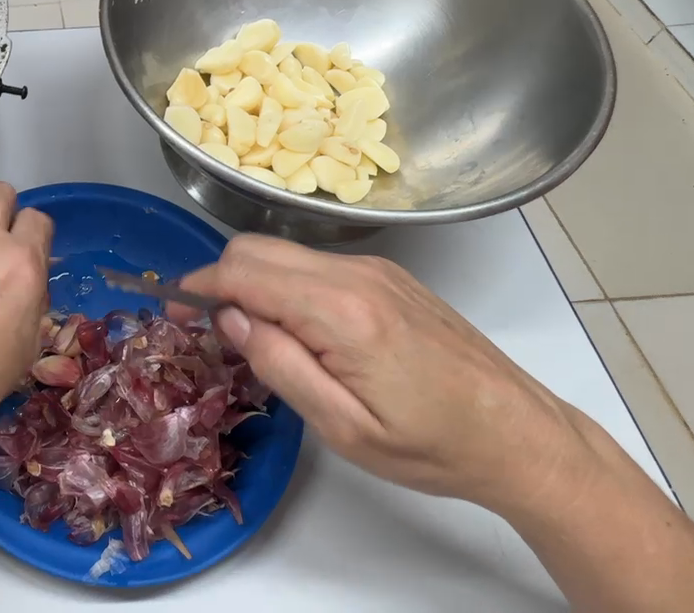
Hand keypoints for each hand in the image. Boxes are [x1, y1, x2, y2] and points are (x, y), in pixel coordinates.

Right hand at [174, 236, 592, 514]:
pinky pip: (313, 262)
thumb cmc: (431, 445)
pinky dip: (285, 282)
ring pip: (282, 251)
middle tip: (210, 327)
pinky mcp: (387, 275)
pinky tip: (299, 327)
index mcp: (341, 311)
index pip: (243, 273)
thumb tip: (229, 317)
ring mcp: (373, 269)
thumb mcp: (343, 427)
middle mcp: (354, 274)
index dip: (197, 286)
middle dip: (220, 278)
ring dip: (252, 280)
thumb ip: (277, 364)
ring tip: (256, 334)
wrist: (521, 435)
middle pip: (255, 248)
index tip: (172, 311)